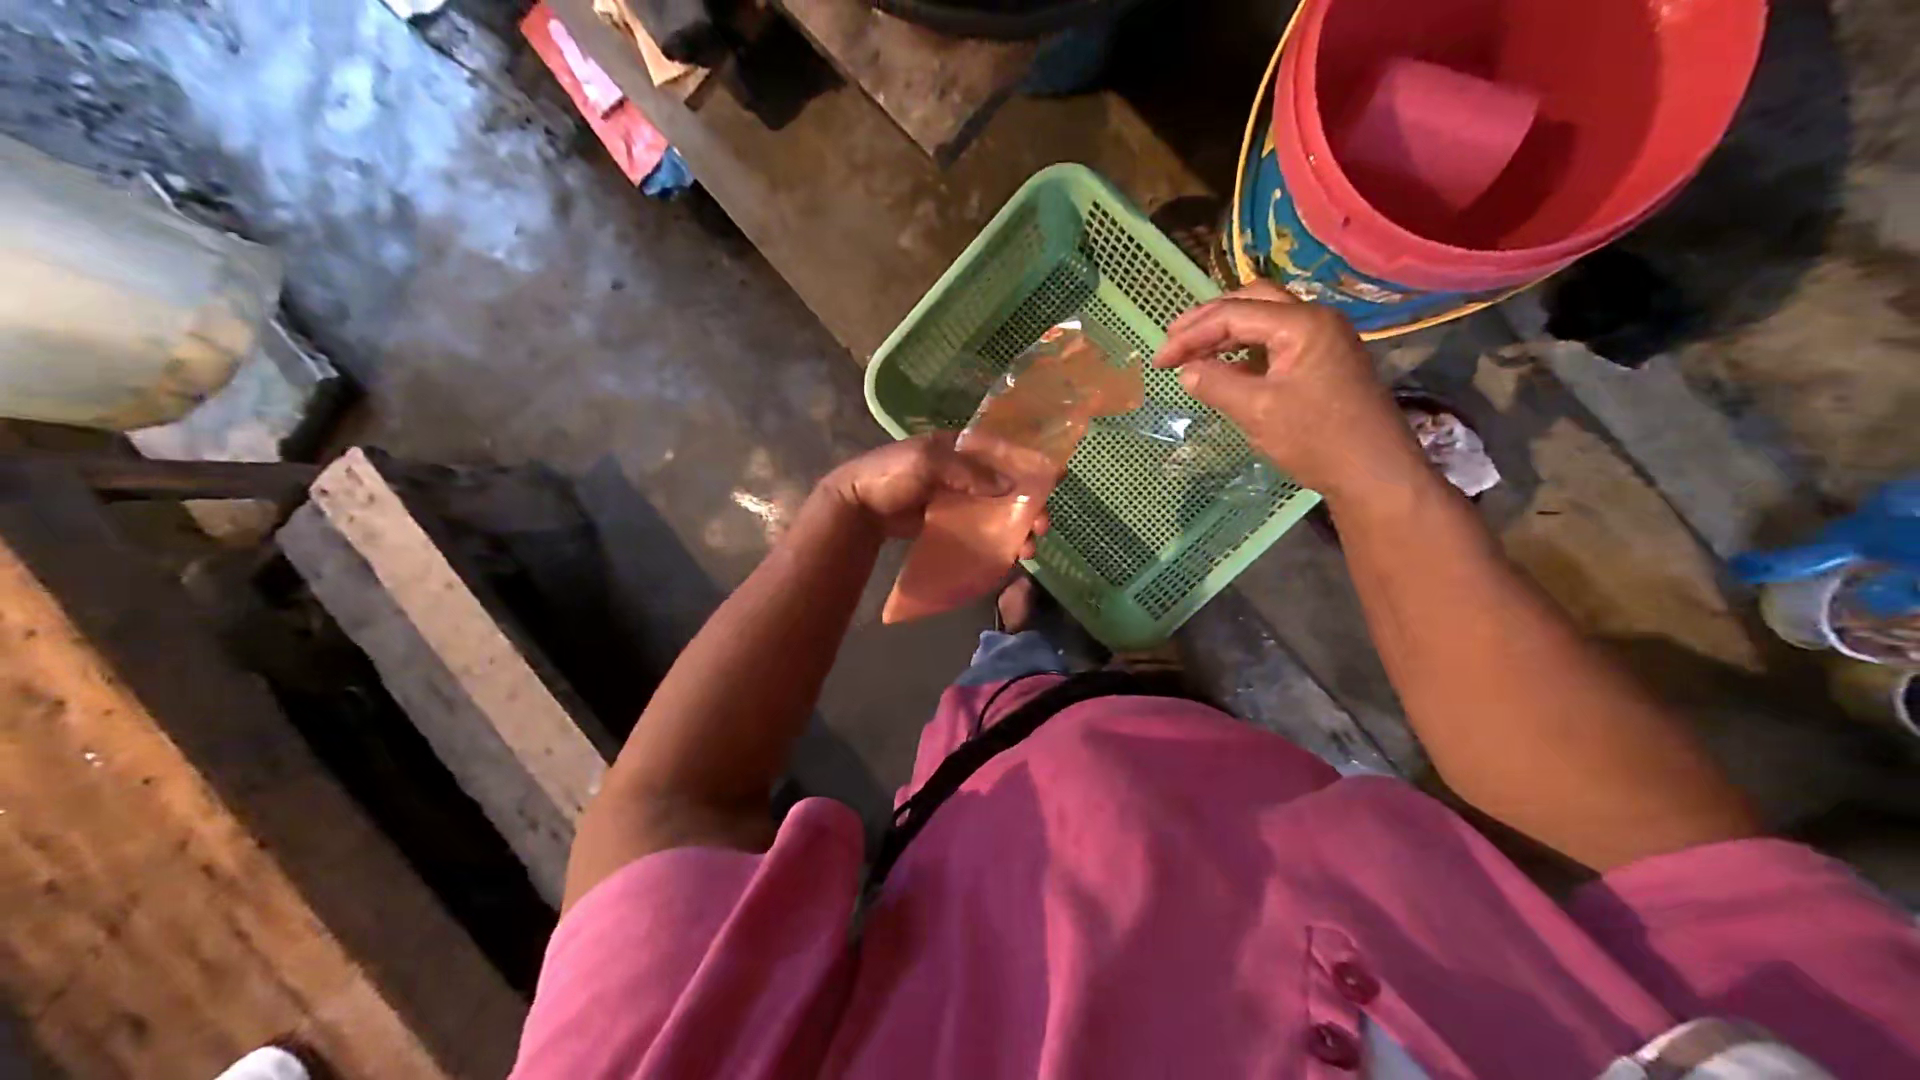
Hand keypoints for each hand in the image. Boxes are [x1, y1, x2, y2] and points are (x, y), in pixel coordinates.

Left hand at [822, 433, 1049, 553]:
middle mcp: (964, 470)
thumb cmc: (891, 474)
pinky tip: (1010, 552)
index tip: (1056, 477)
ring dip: (1018, 525)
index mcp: (960, 446)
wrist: (857, 506)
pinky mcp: (949, 521)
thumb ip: (968, 471)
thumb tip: (1009, 485)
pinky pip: (980, 527)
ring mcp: (957, 497)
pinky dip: (997, 538)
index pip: (1003, 450)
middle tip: (1043, 523)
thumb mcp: (928, 461)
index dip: (1031, 462)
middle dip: (1029, 503)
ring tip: (1030, 546)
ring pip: (997, 509)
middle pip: (1006, 484)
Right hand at [1152, 282, 1428, 502]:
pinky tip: (1226, 368)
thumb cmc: (1317, 439)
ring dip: (1226, 332)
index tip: (1160, 361)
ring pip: (1265, 319)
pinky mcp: (1325, 361)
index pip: (1233, 315)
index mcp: (1302, 324)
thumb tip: (1187, 371)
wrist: (1374, 473)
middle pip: (1251, 301)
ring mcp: (1324, 339)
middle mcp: (1316, 320)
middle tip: (1174, 341)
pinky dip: (1246, 348)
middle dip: (1208, 319)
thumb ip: (1216, 384)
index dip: (1190, 335)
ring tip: (1193, 354)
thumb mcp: (1257, 411)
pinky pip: (1277, 341)